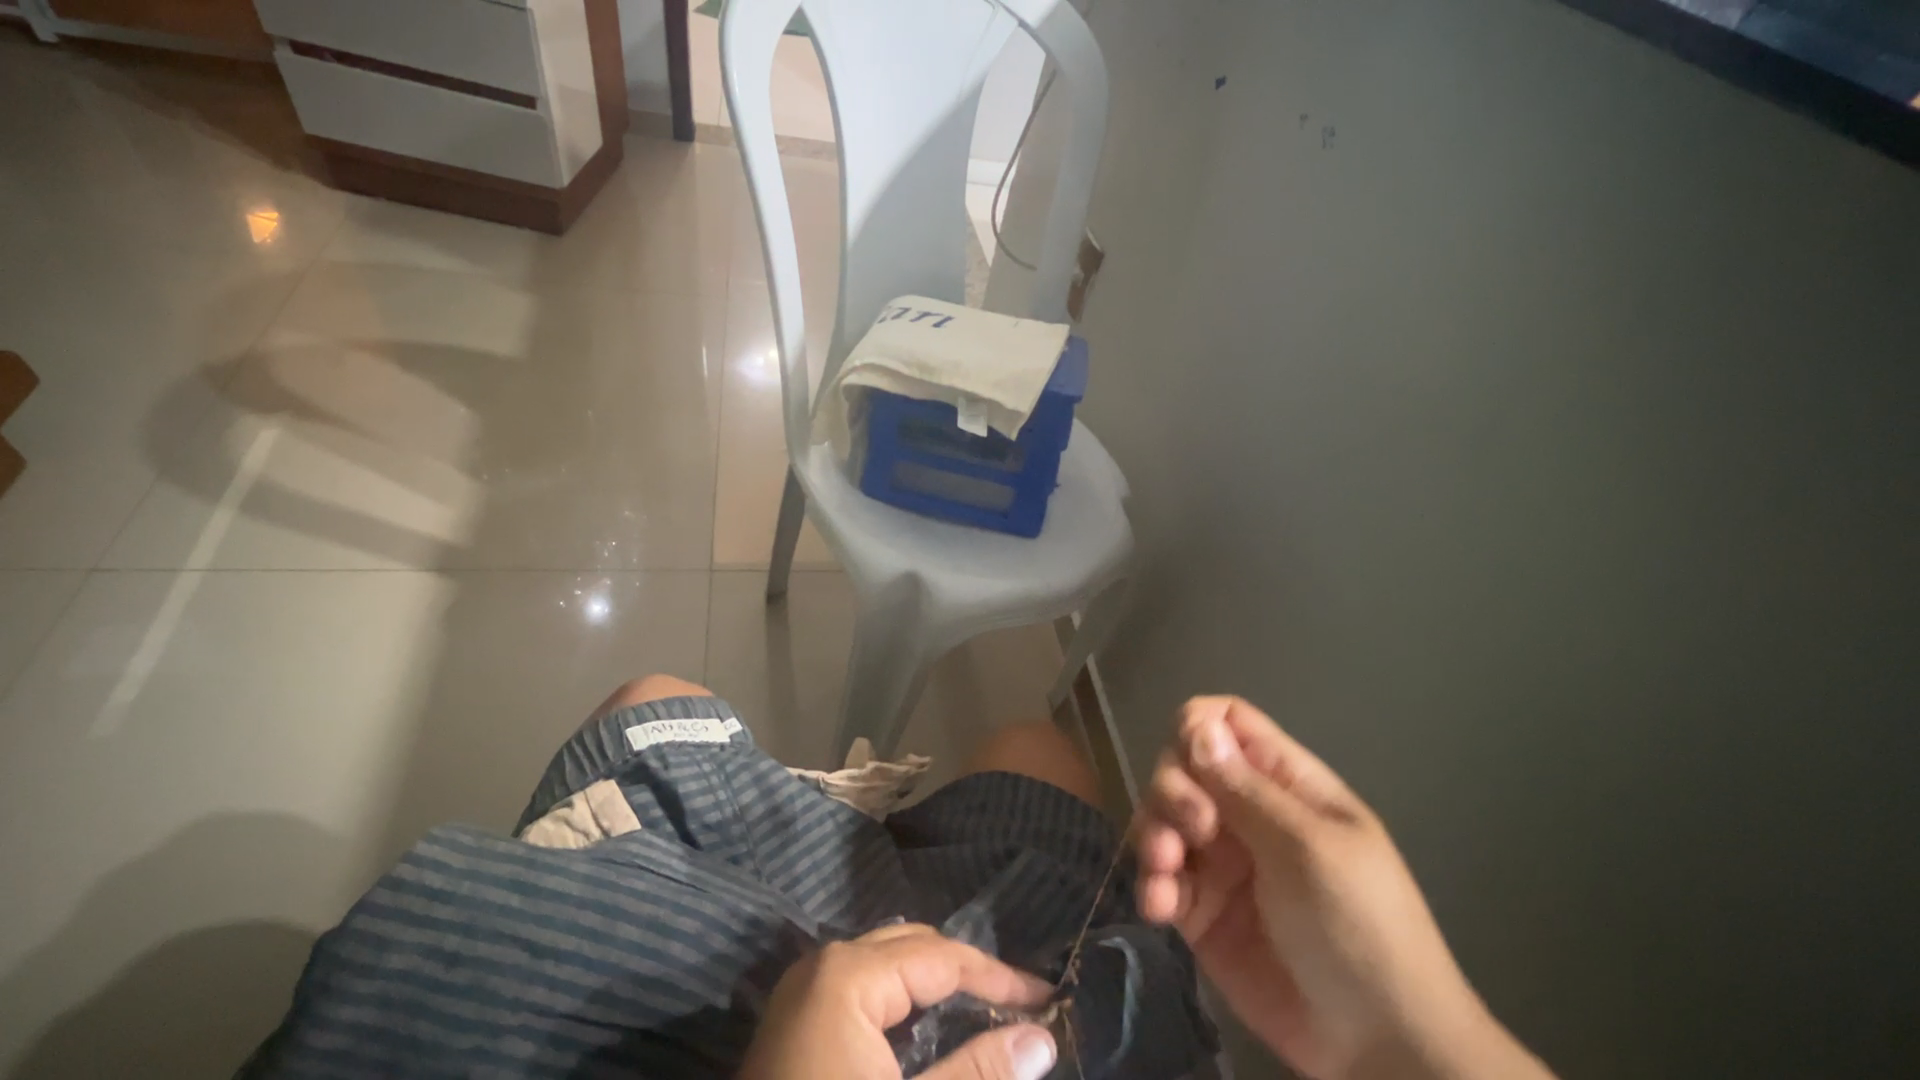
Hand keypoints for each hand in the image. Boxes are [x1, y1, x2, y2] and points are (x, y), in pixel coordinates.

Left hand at [738, 922, 1059, 1079]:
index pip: (942, 957)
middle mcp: (822, 965)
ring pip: (885, 963)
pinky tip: (925, 1028)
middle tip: (1017, 1004)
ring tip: (982, 1009)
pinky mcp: (794, 1020)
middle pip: (912, 947)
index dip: (999, 978)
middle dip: (966, 972)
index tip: (1047, 1001)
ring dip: (934, 983)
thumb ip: (978, 1071)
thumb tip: (1041, 1041)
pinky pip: (859, 988)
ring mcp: (802, 991)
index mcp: (847, 974)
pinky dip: (899, 1001)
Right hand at [1133, 697, 1552, 1079]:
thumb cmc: (1360, 928)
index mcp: (1287, 786)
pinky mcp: (1200, 912)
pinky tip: (1160, 907)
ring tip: (1165, 873)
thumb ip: (1245, 789)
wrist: (1377, 1042)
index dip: (1197, 726)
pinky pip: (1159, 878)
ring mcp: (1222, 863)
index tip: (1185, 756)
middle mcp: (1248, 814)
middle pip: (1183, 768)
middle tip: (1192, 832)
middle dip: (1172, 791)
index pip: (1229, 724)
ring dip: (1152, 836)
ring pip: (1161, 818)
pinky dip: (1150, 884)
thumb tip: (1196, 724)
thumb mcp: (1308, 848)